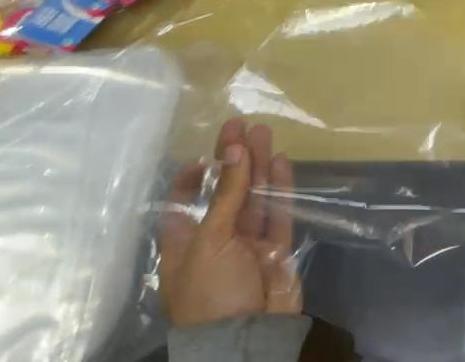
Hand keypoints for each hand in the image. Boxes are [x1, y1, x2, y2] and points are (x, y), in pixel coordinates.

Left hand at [159, 119, 302, 326]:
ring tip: (264, 132)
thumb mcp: (211, 241)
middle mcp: (214, 243)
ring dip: (258, 166)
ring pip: (254, 198)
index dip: (190, 180)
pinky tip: (282, 162)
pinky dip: (280, 188)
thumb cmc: (211, 293)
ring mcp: (247, 247)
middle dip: (232, 161)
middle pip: (223, 194)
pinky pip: (278, 214)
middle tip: (241, 125)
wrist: (244, 341)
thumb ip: (226, 194)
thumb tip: (233, 148)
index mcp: (184, 246)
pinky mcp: (275, 252)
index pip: (181, 206)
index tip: (203, 156)